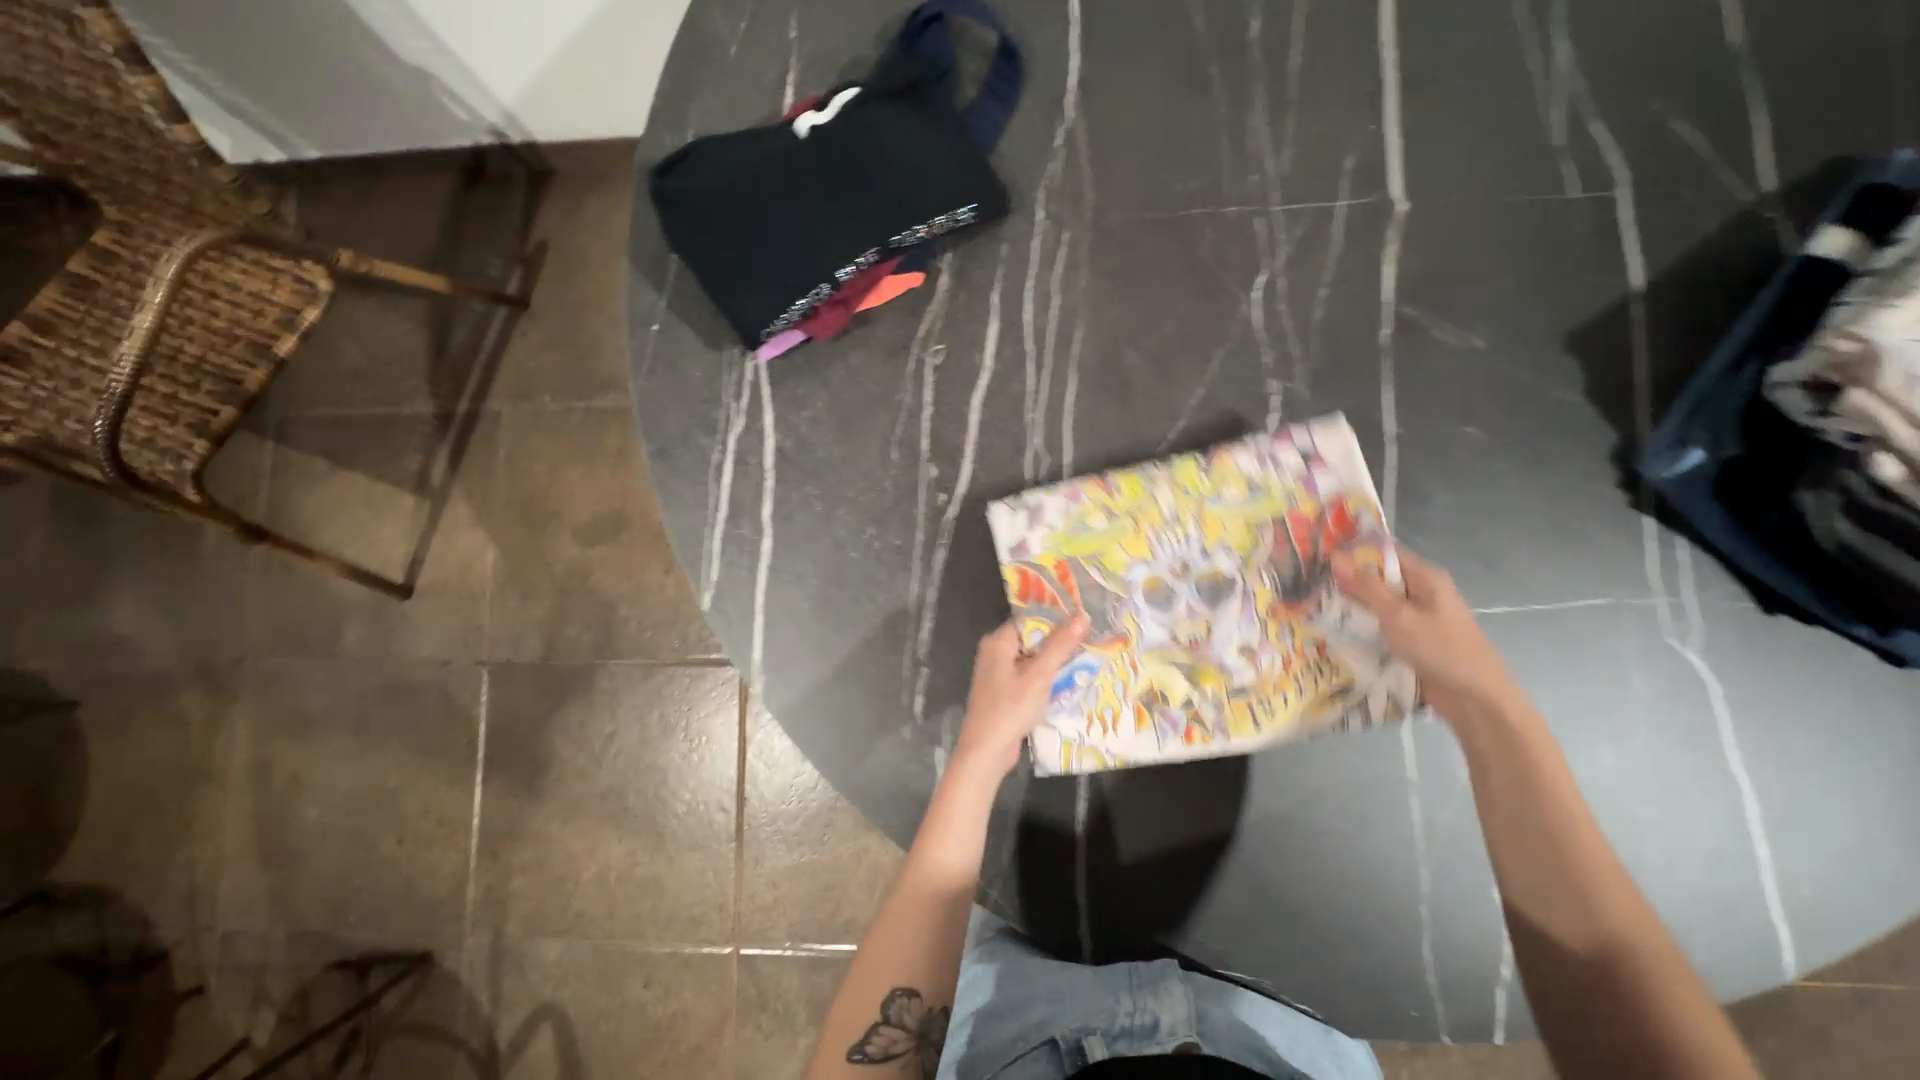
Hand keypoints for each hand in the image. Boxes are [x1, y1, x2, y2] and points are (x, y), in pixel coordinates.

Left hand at [951, 615, 1090, 778]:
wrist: (986, 751)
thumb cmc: (1010, 708)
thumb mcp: (1040, 675)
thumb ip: (1061, 646)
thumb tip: (1082, 616)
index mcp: (998, 642)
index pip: (1030, 620)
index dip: (1055, 619)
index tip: (1082, 620)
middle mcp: (995, 653)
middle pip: (1032, 639)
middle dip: (1058, 642)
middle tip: (1089, 639)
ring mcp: (998, 674)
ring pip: (1032, 660)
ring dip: (1054, 662)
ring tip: (1085, 658)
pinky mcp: (1004, 693)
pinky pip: (1028, 677)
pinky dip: (1045, 679)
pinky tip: (1067, 682)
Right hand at [1331, 548, 1522, 724]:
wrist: (1474, 697)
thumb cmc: (1439, 649)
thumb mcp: (1398, 616)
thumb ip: (1366, 587)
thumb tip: (1336, 556)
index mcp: (1426, 577)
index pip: (1385, 553)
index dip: (1353, 553)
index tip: (1320, 557)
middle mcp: (1423, 592)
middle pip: (1381, 579)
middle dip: (1349, 582)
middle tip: (1310, 586)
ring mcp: (1419, 617)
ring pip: (1380, 604)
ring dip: (1355, 607)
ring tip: (1316, 608)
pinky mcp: (1415, 639)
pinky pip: (1385, 625)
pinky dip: (1366, 627)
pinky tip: (1339, 632)